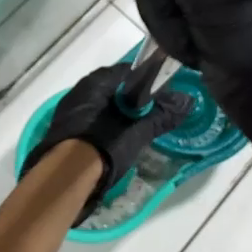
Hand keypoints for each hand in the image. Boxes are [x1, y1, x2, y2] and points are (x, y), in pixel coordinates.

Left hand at [21, 63, 192, 225]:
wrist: (65, 179)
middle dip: (132, 102)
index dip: (147, 82)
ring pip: (101, 108)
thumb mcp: (138, 130)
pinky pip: (91, 123)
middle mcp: (79, 91)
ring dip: (117, 117)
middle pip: (114, 90)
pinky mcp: (63, 132)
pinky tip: (114, 144)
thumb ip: (162, 114)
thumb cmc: (103, 145)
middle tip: (150, 118)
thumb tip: (187, 100)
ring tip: (135, 134)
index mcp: (96, 81)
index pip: (128, 72)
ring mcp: (68, 112)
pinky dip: (104, 129)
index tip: (161, 97)